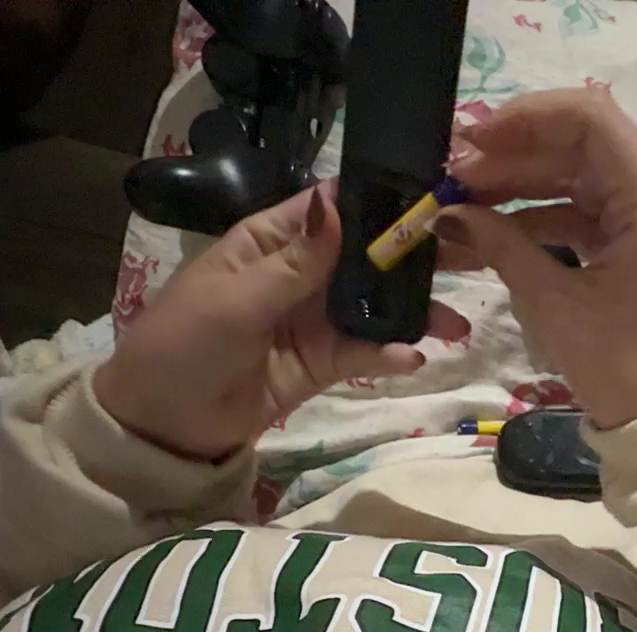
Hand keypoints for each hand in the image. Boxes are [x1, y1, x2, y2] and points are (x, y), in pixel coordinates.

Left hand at [94, 183, 462, 461]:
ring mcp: (316, 322)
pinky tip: (413, 358)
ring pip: (374, 308)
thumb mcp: (236, 298)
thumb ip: (295, 262)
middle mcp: (302, 276)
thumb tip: (336, 205)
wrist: (166, 423)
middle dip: (412, 260)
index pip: (331, 211)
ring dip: (414, 313)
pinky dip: (389, 355)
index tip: (428, 202)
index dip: (376, 204)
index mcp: (271, 243)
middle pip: (365, 259)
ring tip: (456, 324)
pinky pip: (364, 354)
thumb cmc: (186, 345)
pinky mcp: (325, 364)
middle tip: (469, 259)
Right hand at [436, 88, 636, 429]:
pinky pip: (588, 209)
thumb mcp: (552, 304)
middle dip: (513, 156)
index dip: (523, 120)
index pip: (591, 122)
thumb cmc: (615, 368)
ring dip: (521, 185)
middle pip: (583, 145)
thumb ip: (500, 244)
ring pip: (581, 176)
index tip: (470, 140)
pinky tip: (494, 227)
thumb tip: (448, 212)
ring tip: (463, 202)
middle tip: (454, 176)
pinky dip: (542, 215)